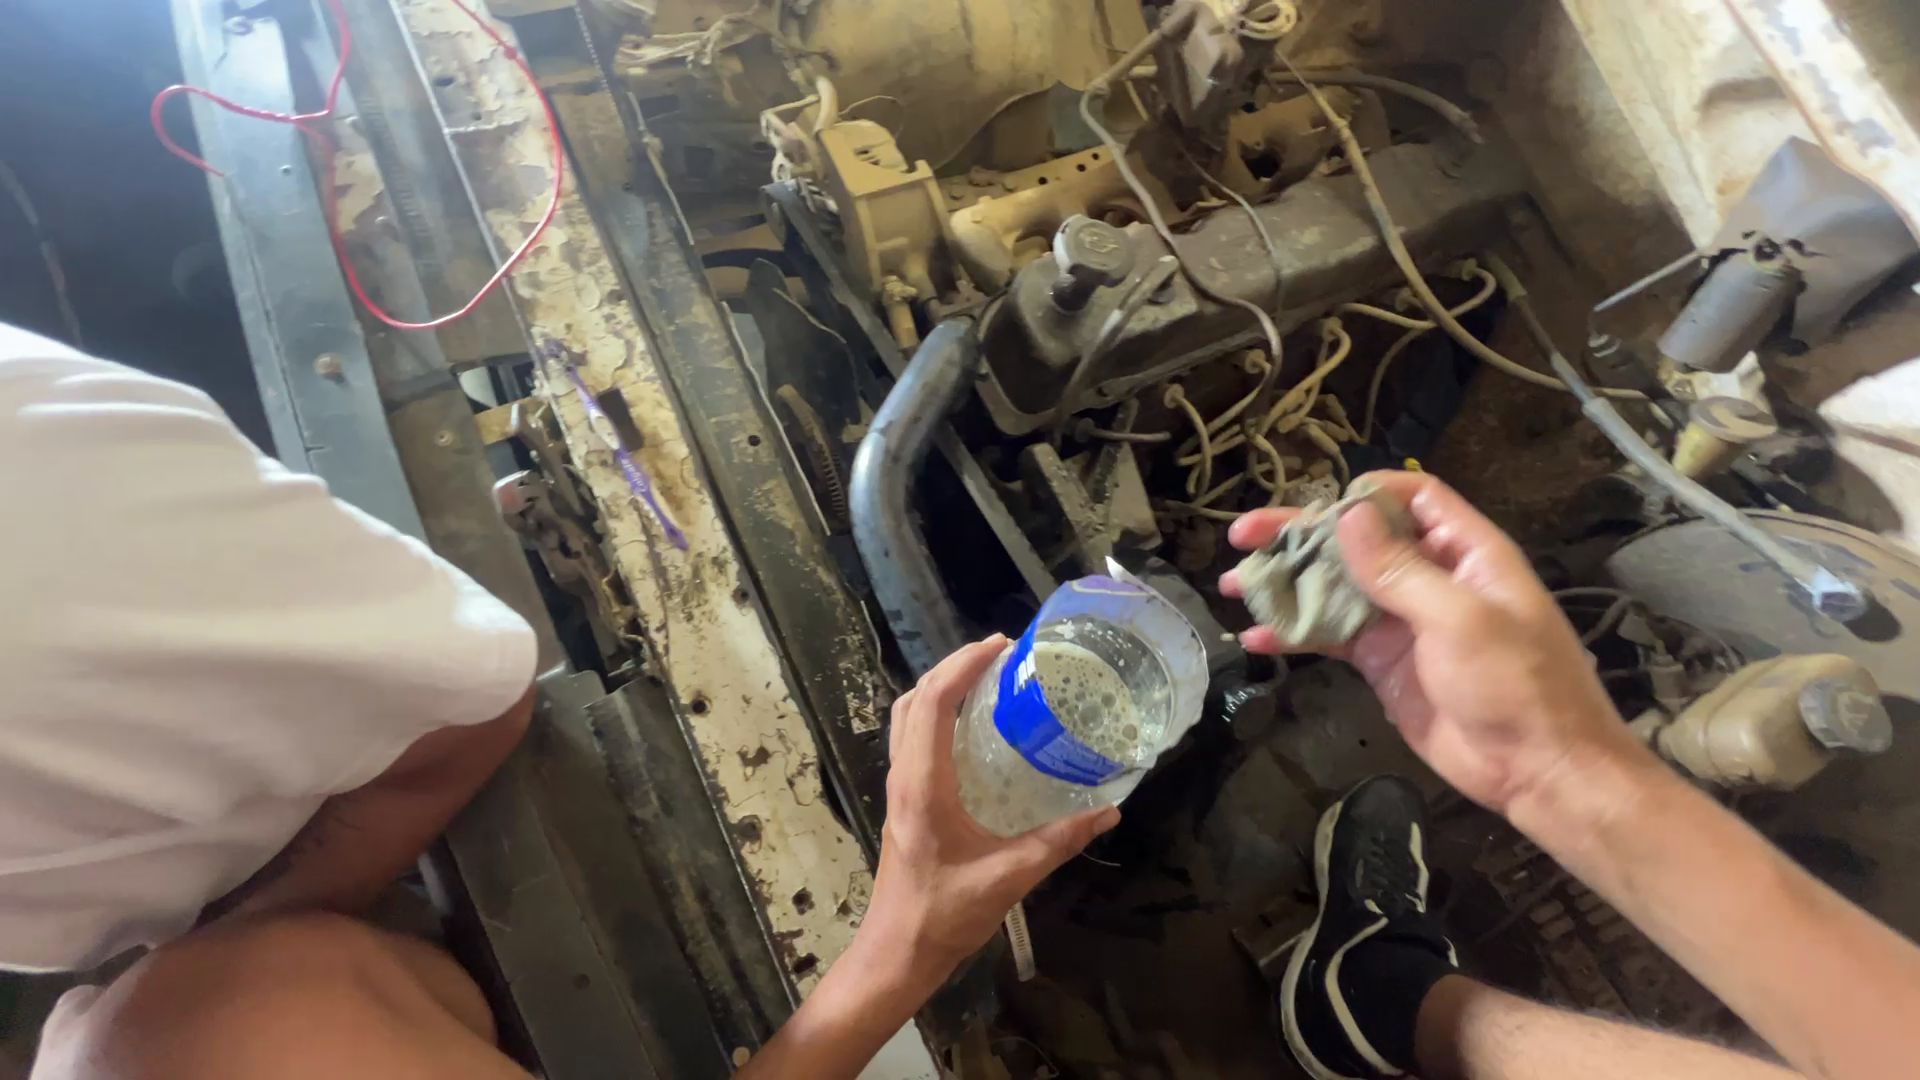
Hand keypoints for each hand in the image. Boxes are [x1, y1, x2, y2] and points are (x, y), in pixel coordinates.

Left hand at [861, 636, 1120, 985]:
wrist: (896, 953)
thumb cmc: (943, 916)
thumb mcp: (1008, 879)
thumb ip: (1058, 842)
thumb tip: (1109, 812)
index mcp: (923, 783)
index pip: (933, 702)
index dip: (963, 666)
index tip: (1001, 646)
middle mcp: (904, 773)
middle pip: (917, 696)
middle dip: (955, 665)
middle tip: (1001, 653)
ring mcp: (899, 783)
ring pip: (909, 712)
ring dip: (942, 684)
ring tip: (986, 674)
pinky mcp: (904, 794)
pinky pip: (913, 733)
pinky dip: (937, 710)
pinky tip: (971, 721)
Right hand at [1220, 471, 1647, 813]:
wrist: (1537, 771)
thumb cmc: (1517, 685)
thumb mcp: (1461, 619)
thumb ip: (1400, 569)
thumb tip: (1346, 515)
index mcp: (1461, 554)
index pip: (1412, 500)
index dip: (1363, 494)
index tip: (1314, 506)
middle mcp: (1424, 578)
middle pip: (1353, 540)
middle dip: (1296, 536)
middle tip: (1242, 536)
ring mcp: (1396, 619)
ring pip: (1330, 586)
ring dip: (1283, 584)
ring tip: (1234, 586)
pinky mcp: (1376, 658)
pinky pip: (1326, 635)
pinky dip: (1290, 633)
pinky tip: (1255, 638)